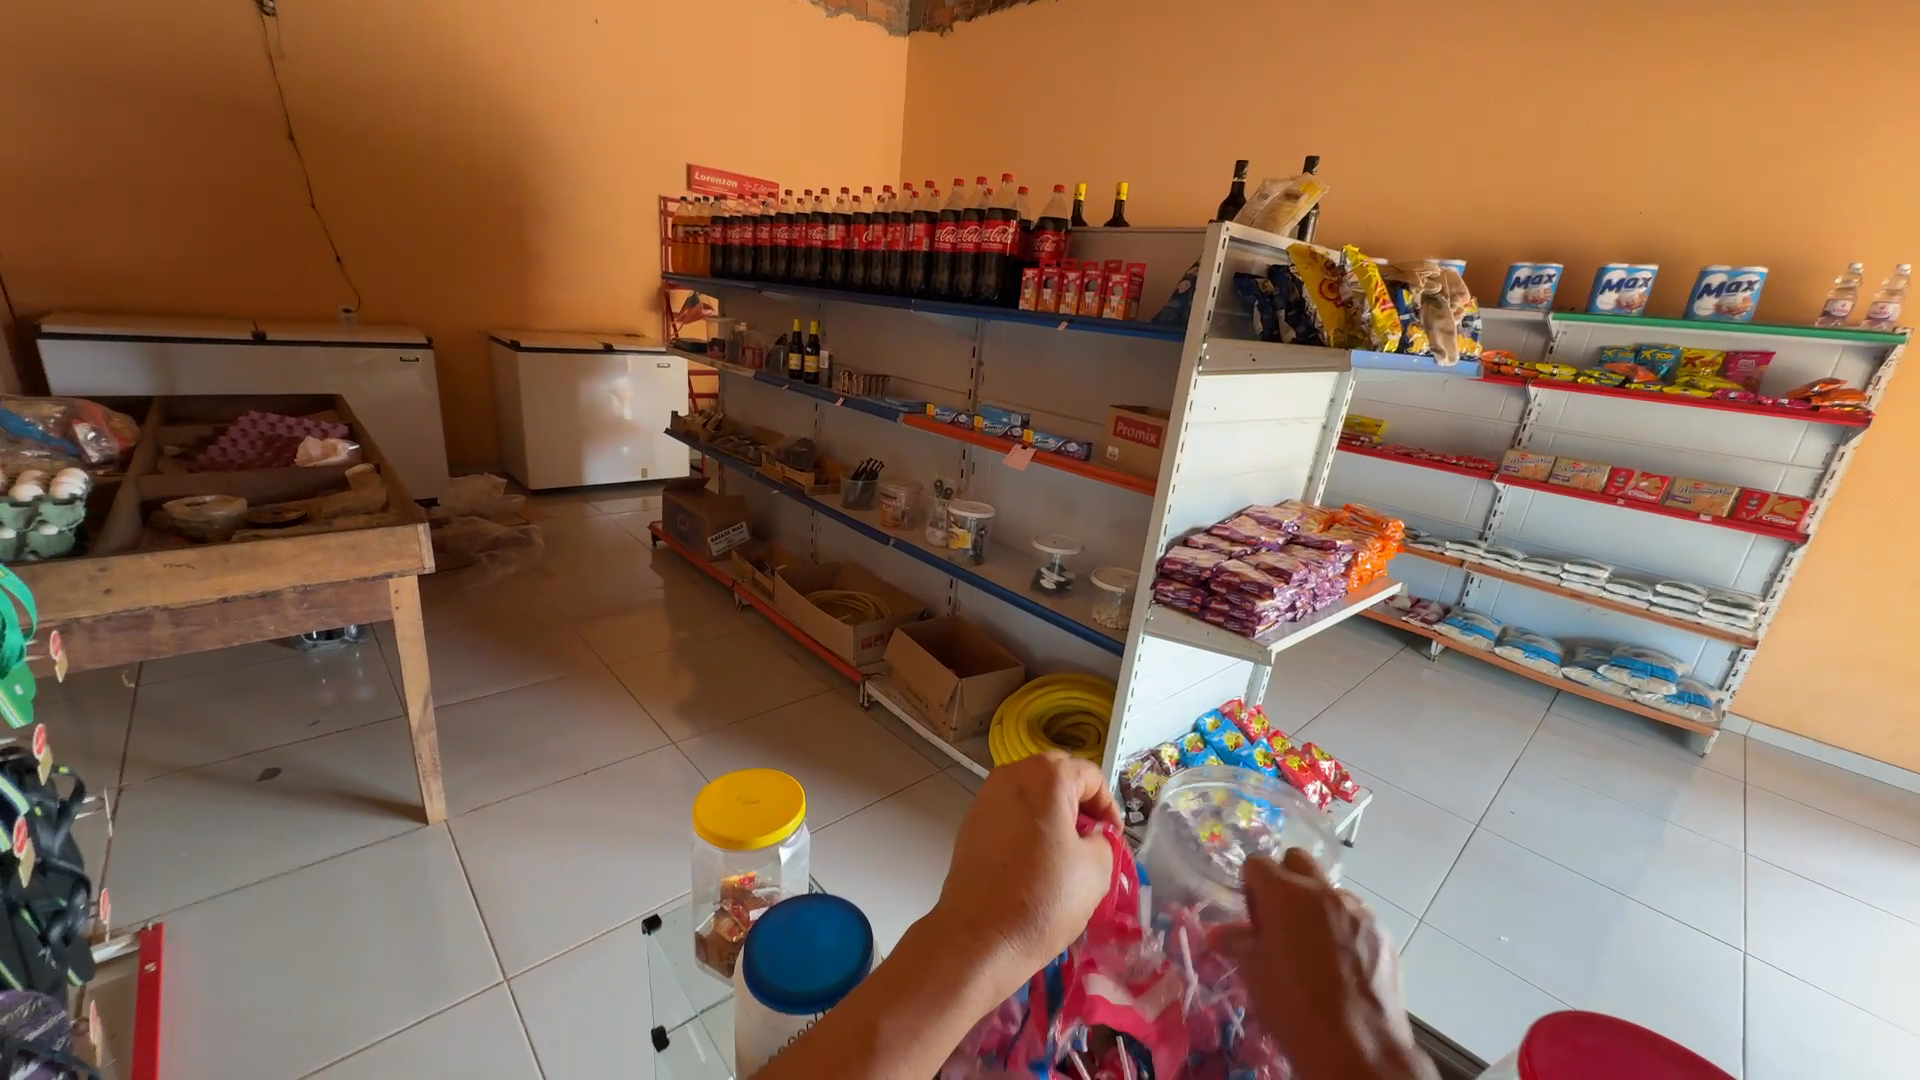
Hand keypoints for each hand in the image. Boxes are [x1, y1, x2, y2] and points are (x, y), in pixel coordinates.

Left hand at [925, 752, 1118, 988]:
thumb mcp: (1097, 869)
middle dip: (1078, 802)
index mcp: (1046, 776)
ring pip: (1030, 792)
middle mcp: (1011, 774)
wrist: (980, 937)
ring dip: (1051, 812)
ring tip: (1063, 851)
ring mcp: (986, 797)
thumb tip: (1089, 836)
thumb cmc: (1045, 897)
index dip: (1108, 806)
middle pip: (1057, 775)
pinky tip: (1033, 860)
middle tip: (1090, 839)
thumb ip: (1102, 840)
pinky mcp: (971, 822)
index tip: (1112, 839)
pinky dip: (1026, 825)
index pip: (1090, 775)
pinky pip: (1009, 811)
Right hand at [1217, 849, 1433, 1079]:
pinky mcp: (1383, 936)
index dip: (1250, 888)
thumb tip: (1219, 934)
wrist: (1357, 1049)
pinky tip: (1342, 967)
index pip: (1257, 864)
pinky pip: (1357, 919)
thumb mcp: (1253, 971)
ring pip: (1330, 891)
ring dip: (1317, 907)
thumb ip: (1237, 942)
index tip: (1253, 919)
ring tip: (1315, 950)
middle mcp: (1322, 891)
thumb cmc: (1292, 1004)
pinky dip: (1345, 930)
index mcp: (1284, 892)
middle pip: (1297, 860)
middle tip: (1280, 921)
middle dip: (1285, 880)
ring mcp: (1359, 911)